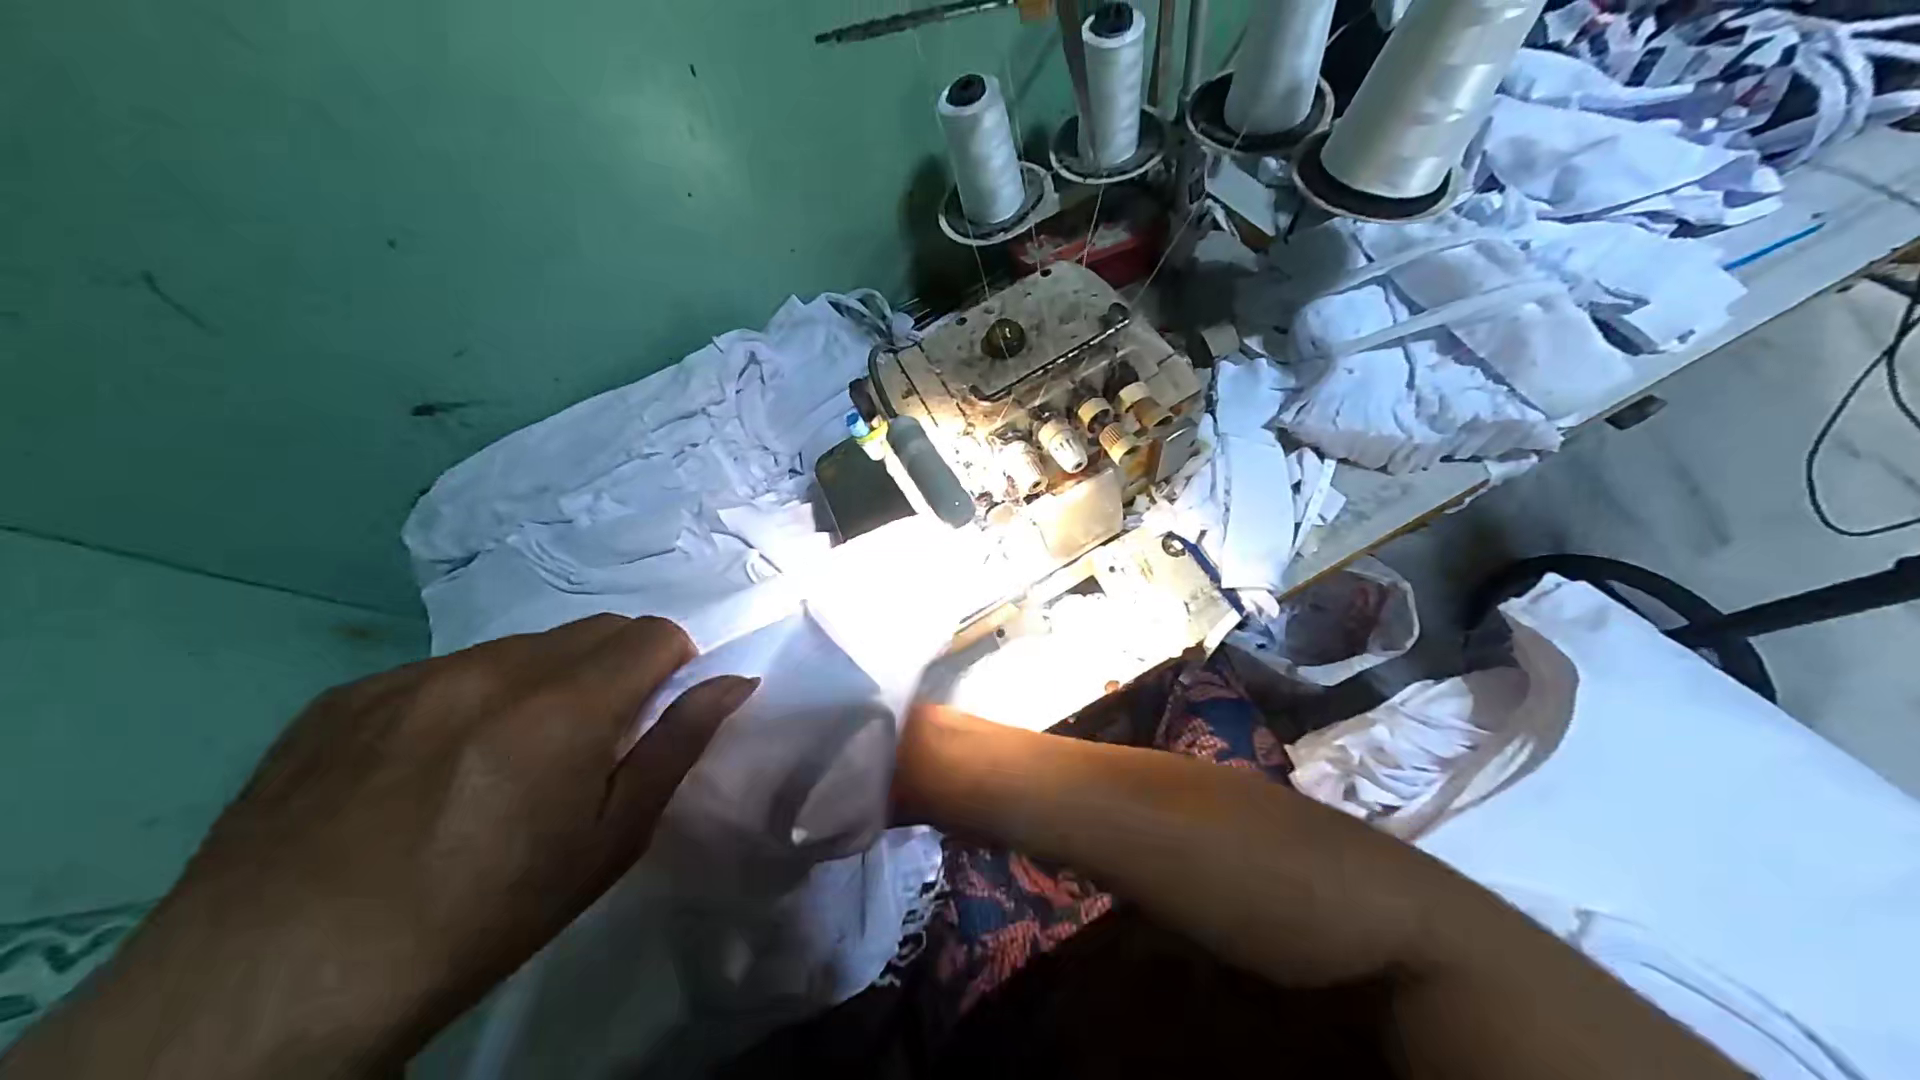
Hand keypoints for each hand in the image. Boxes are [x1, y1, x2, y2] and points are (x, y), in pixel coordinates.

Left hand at [0, 614, 755, 1079]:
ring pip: (519, 646)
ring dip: (543, 681)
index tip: (654, 715)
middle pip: (592, 628)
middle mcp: (489, 670)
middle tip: (591, 740)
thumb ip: (677, 747)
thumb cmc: (481, 919)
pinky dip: (469, 698)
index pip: (653, 633)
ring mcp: (409, 676)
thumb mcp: (607, 844)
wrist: (273, 989)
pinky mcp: (345, 694)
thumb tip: (732, 681)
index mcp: (561, 708)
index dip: (672, 665)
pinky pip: (442, 670)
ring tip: (505, 756)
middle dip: (616, 667)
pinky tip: (429, 768)